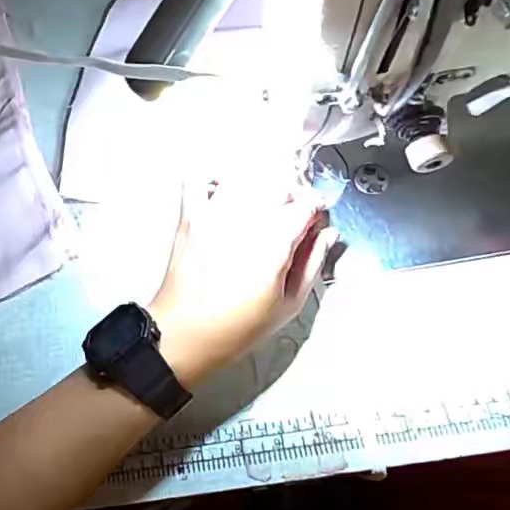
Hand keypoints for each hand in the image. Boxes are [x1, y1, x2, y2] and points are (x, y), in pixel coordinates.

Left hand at [147, 172, 338, 385]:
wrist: (183, 335)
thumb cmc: (234, 328)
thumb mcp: (288, 305)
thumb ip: (312, 263)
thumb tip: (326, 236)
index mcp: (274, 242)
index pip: (307, 203)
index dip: (317, 210)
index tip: (315, 220)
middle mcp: (246, 220)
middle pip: (280, 180)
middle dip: (292, 192)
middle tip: (293, 213)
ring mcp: (215, 214)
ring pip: (246, 173)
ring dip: (261, 181)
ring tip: (264, 202)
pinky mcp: (192, 216)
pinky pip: (201, 178)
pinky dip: (215, 176)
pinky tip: (227, 190)